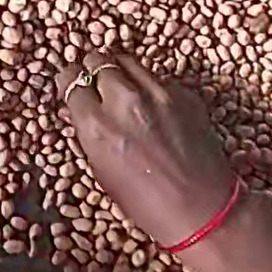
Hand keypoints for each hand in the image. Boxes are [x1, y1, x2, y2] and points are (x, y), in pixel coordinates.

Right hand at [56, 53, 240, 246]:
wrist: (201, 210)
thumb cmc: (145, 201)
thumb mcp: (100, 168)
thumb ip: (89, 131)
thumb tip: (82, 108)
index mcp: (97, 125)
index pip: (72, 80)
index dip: (70, 81)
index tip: (72, 82)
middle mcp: (124, 102)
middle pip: (97, 61)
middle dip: (92, 70)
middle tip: (93, 81)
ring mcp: (158, 94)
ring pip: (126, 61)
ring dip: (118, 70)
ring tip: (119, 85)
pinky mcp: (184, 94)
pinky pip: (156, 77)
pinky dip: (148, 86)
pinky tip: (150, 106)